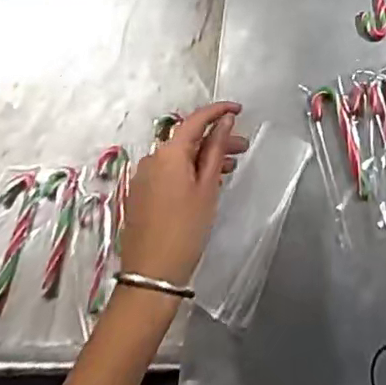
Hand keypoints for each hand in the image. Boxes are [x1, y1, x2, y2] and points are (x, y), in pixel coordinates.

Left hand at [118, 102, 248, 287]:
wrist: (151, 275)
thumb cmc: (185, 229)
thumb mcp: (207, 186)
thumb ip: (216, 149)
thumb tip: (224, 121)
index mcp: (168, 153)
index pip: (196, 120)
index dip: (218, 111)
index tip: (239, 109)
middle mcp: (152, 158)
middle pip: (188, 138)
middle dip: (215, 138)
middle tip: (243, 146)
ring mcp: (144, 176)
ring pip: (179, 156)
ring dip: (204, 156)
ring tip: (230, 166)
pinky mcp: (142, 192)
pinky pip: (170, 170)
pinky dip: (190, 169)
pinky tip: (207, 181)